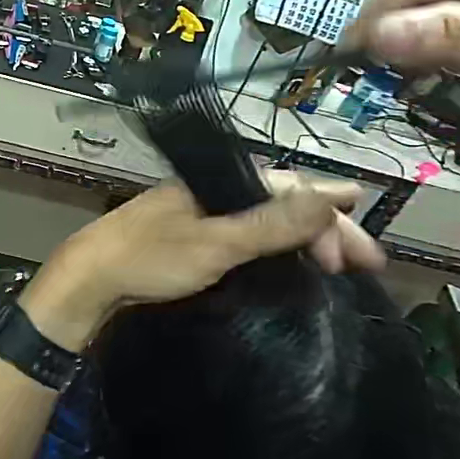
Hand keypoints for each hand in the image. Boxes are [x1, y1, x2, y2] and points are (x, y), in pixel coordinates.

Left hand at [20, 172, 383, 349]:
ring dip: (306, 241)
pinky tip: (294, 265)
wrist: (92, 276)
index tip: (366, 254)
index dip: (334, 220)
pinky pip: (253, 236)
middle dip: (328, 230)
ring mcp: (209, 212)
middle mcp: (222, 190)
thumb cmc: (151, 257)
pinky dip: (279, 249)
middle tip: (363, 265)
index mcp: (228, 182)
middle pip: (288, 204)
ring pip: (272, 221)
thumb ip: (273, 223)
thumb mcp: (217, 242)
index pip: (297, 192)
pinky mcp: (199, 236)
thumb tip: (331, 199)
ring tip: (337, 267)